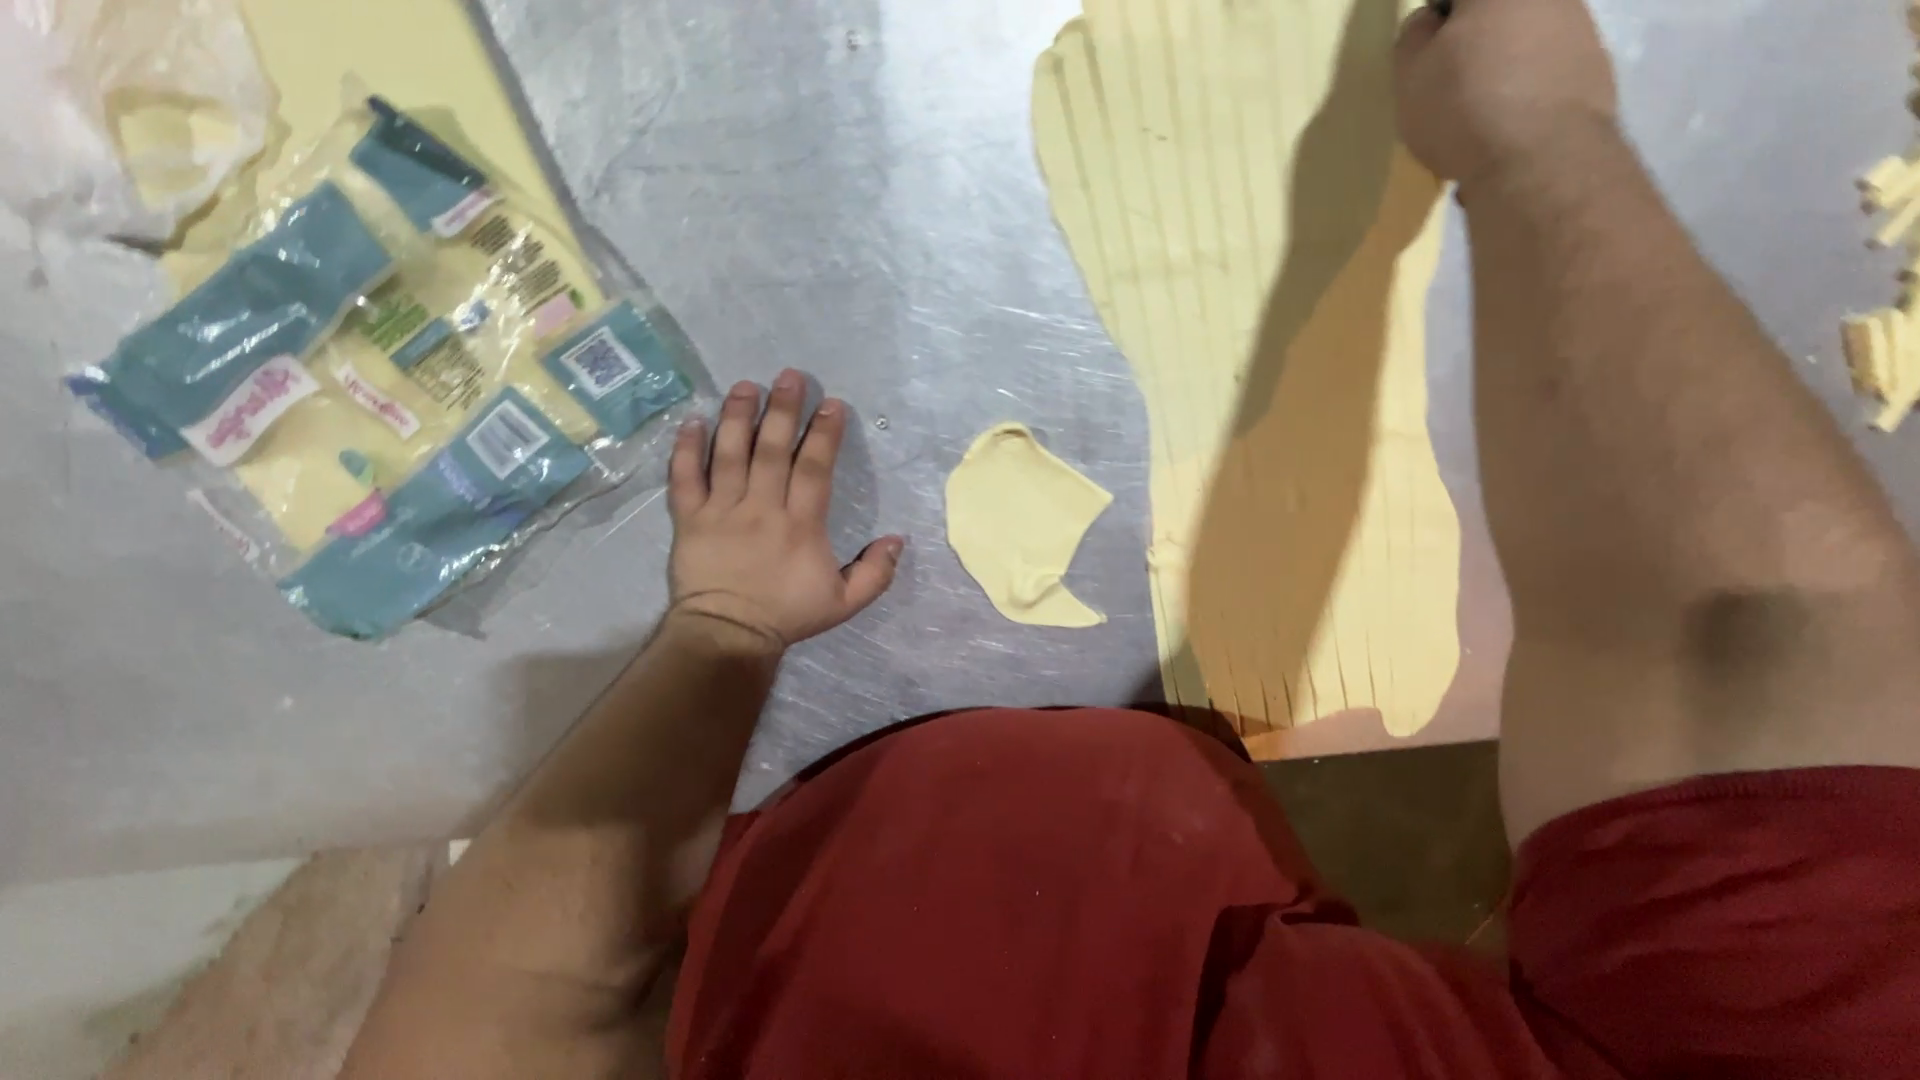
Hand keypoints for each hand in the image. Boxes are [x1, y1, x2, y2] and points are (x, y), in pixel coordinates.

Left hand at [666, 369, 903, 651]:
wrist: (727, 635)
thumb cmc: (787, 615)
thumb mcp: (844, 603)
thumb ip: (875, 572)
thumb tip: (898, 539)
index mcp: (801, 524)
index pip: (815, 467)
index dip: (825, 433)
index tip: (832, 404)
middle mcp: (762, 507)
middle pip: (773, 449)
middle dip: (784, 409)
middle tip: (790, 377)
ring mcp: (722, 510)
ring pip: (730, 453)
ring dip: (738, 416)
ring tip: (746, 386)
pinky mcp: (690, 518)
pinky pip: (685, 477)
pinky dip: (687, 448)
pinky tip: (693, 420)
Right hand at [1394, 0, 1618, 186]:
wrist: (1538, 155)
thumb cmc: (1460, 108)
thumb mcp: (1410, 78)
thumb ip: (1414, 38)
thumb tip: (1430, 21)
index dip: (1438, 15)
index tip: (1428, 48)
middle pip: (1499, 9)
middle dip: (1476, 36)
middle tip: (1454, 79)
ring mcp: (1579, 24)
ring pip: (1529, 33)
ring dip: (1505, 60)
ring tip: (1484, 108)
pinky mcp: (1596, 62)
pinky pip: (1551, 64)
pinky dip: (1530, 84)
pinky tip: (1511, 122)